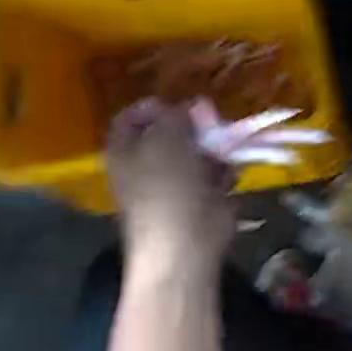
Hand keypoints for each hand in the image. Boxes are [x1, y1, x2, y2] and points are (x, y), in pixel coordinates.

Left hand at [107, 99, 234, 262]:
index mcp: (124, 150)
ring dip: (213, 149)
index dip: (154, 106)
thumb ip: (174, 115)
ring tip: (222, 151)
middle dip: (193, 127)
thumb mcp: (167, 136)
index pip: (132, 117)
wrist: (184, 245)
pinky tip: (227, 177)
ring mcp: (173, 186)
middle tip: (209, 124)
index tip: (179, 105)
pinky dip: (223, 174)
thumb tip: (186, 109)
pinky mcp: (199, 202)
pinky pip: (213, 176)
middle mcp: (145, 166)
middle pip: (170, 134)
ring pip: (197, 153)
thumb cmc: (167, 187)